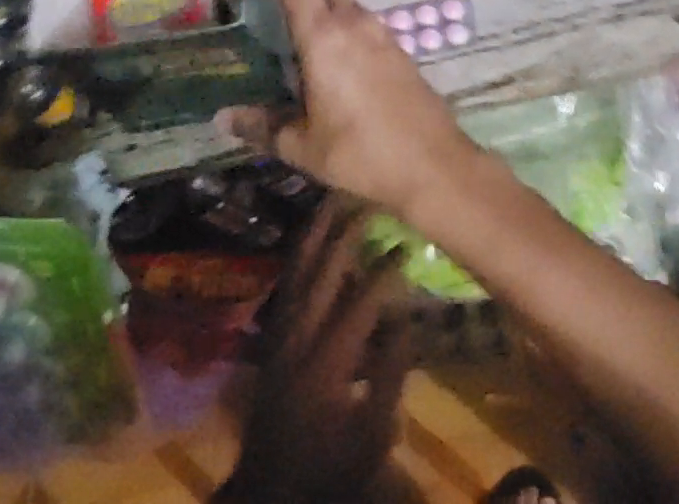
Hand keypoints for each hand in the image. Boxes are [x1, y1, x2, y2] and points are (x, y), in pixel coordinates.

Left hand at [218, 198, 414, 502]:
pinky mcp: (272, 338)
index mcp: (327, 364)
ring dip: (315, 237)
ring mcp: (280, 335)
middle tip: (365, 203)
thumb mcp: (374, 431)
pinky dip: (299, 257)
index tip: (404, 246)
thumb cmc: (331, 463)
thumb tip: (405, 317)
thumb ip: (391, 373)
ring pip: (295, 274)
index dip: (382, 274)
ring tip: (331, 203)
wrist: (273, 483)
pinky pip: (286, 286)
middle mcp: (298, 339)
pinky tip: (309, 240)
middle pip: (320, 276)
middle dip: (343, 237)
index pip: (358, 306)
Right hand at [223, 0, 475, 214]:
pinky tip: (325, 31)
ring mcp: (380, 33)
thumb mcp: (303, 146)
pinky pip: (358, 14)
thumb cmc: (361, 153)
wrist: (434, 165)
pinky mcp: (396, 48)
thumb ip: (262, 127)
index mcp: (324, 37)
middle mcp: (353, 23)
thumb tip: (223, 117)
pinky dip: (336, 8)